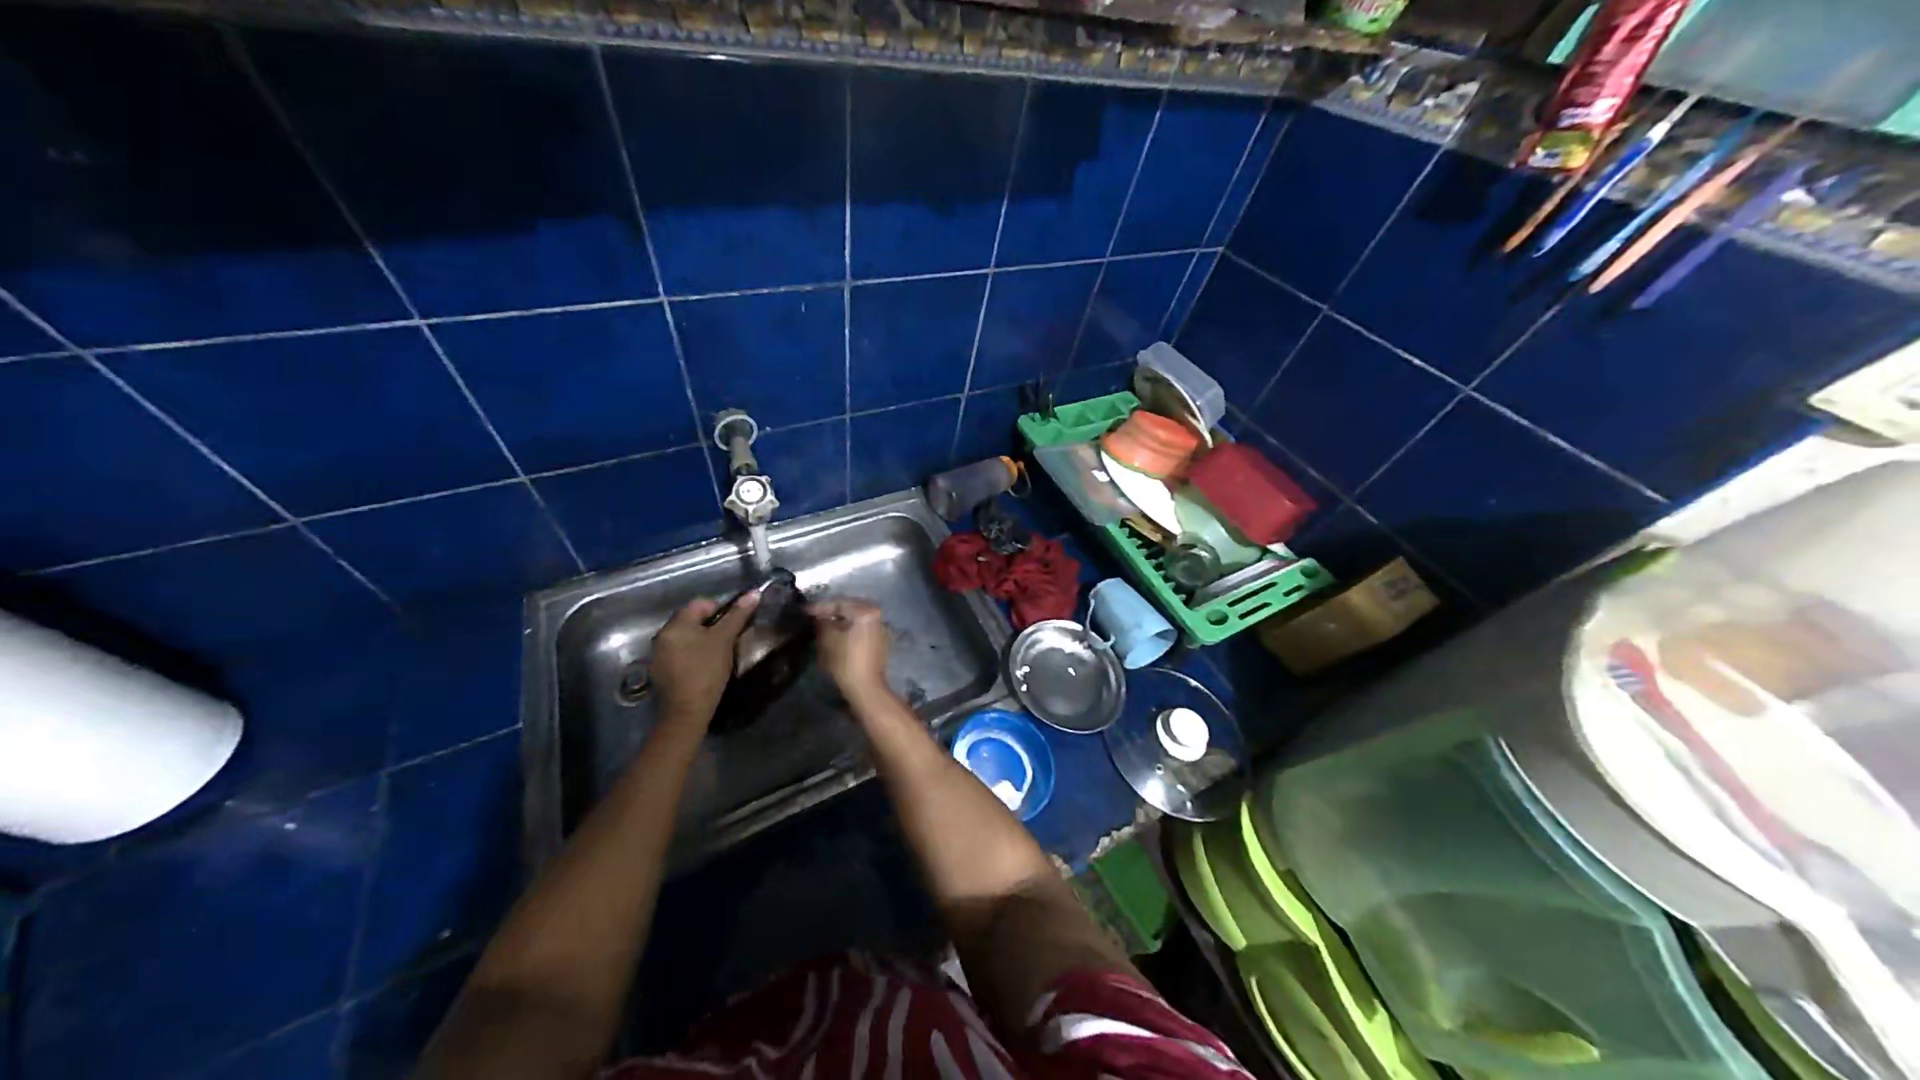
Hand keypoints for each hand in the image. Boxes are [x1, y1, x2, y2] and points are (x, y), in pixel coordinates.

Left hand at [649, 592, 757, 725]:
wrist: (688, 710)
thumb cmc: (707, 669)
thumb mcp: (725, 640)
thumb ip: (738, 615)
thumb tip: (754, 593)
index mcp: (676, 624)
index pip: (701, 604)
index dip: (721, 610)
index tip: (732, 627)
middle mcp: (662, 635)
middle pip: (692, 621)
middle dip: (711, 626)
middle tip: (727, 641)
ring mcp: (658, 655)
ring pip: (685, 638)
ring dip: (701, 641)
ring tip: (717, 655)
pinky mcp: (660, 672)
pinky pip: (678, 654)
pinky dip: (691, 656)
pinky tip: (702, 668)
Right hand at [810, 599, 890, 698]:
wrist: (865, 687)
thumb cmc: (845, 660)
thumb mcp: (827, 638)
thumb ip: (822, 621)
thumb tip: (818, 615)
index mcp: (866, 611)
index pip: (839, 603)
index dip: (819, 607)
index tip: (805, 611)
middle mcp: (877, 616)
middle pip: (849, 609)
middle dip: (831, 612)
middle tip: (814, 616)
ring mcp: (881, 629)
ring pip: (856, 620)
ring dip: (840, 621)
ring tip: (823, 625)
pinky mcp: (881, 641)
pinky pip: (861, 629)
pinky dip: (849, 630)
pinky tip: (837, 635)